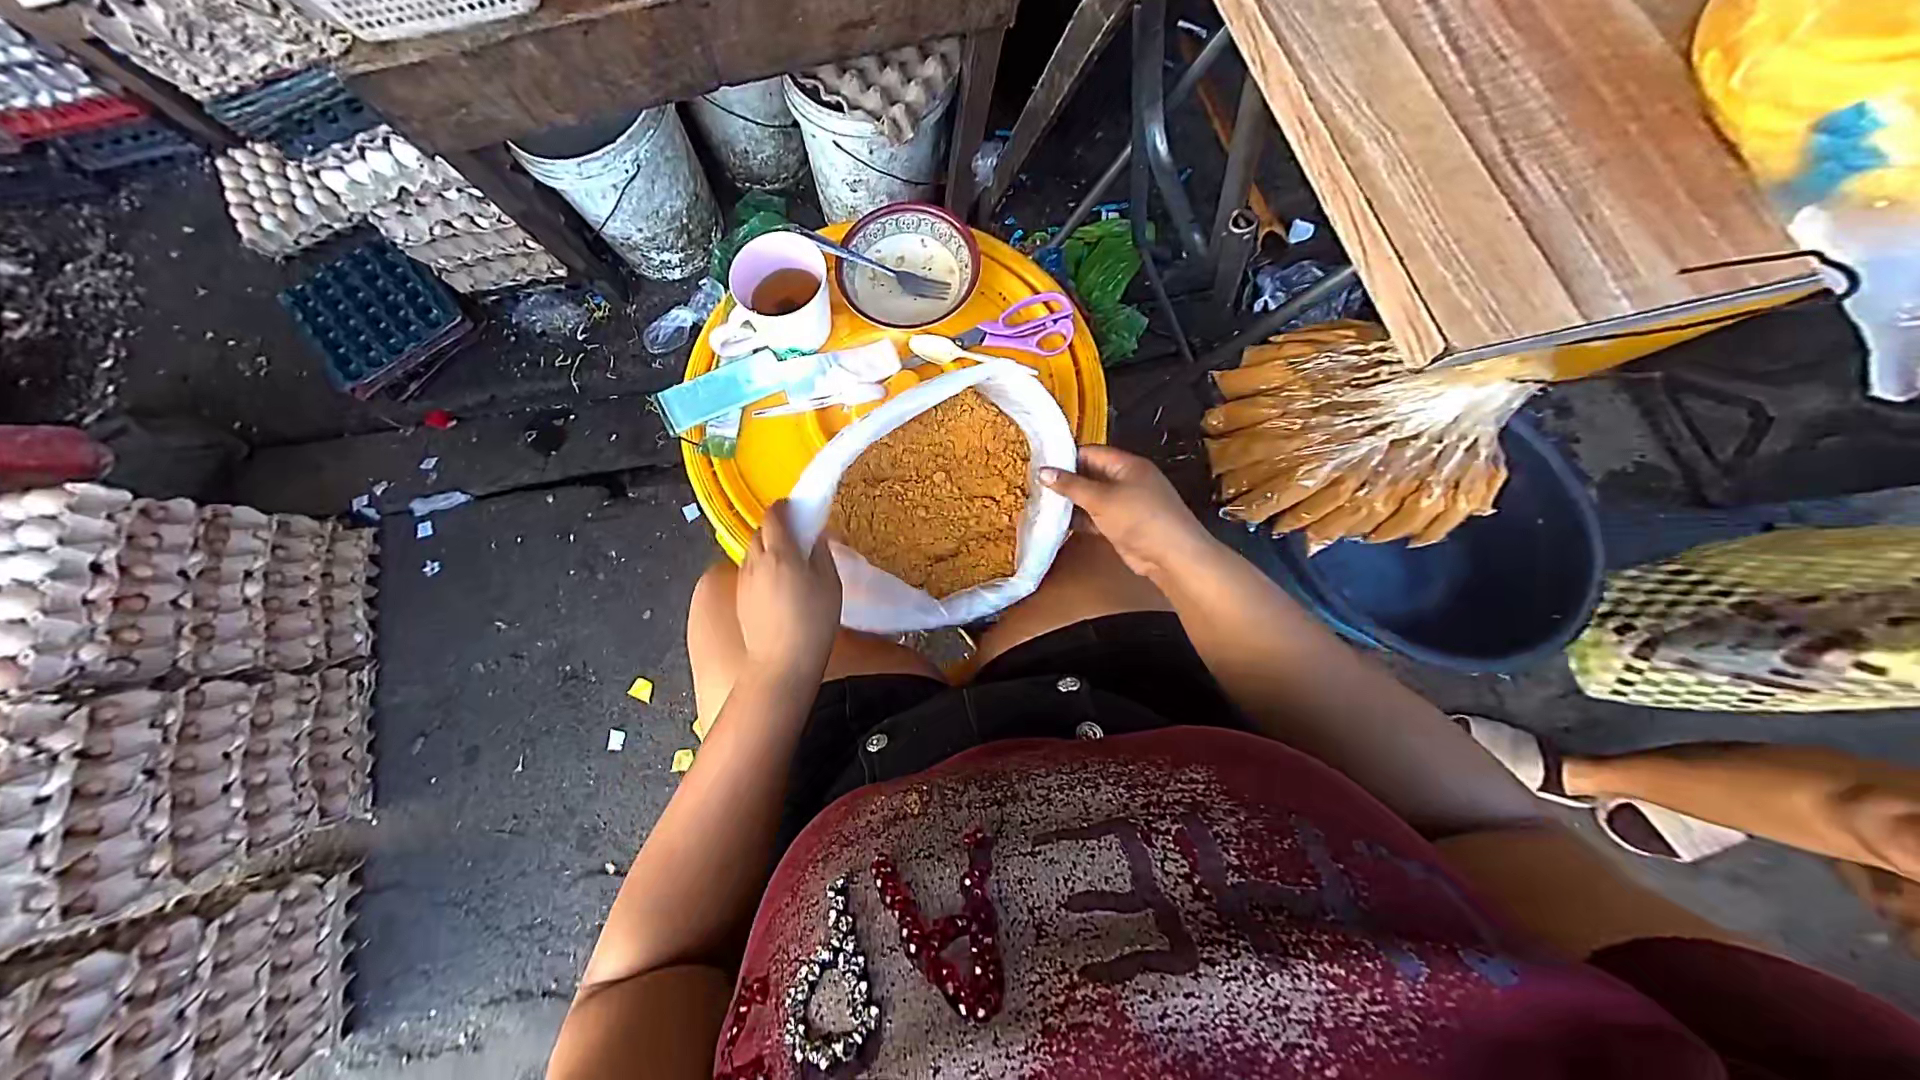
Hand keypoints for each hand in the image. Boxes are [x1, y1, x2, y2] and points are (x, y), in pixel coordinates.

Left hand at [737, 500, 841, 677]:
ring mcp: (744, 580)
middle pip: (760, 531)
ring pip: (753, 551)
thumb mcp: (831, 584)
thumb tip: (818, 536)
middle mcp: (756, 561)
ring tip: (790, 562)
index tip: (797, 508)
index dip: (785, 507)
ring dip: (768, 548)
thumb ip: (823, 553)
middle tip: (798, 535)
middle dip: (777, 527)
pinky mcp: (740, 598)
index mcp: (780, 552)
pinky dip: (762, 568)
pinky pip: (749, 571)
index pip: (774, 515)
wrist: (782, 664)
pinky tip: (780, 585)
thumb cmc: (813, 624)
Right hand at [1039, 446, 1213, 580]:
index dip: (1066, 457)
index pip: (1091, 452)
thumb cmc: (1140, 518)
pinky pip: (1096, 516)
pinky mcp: (1122, 525)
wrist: (1171, 555)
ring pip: (1091, 498)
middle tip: (1035, 485)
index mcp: (1126, 465)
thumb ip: (1071, 485)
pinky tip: (1058, 523)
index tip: (1040, 463)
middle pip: (1090, 474)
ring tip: (1041, 503)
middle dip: (1065, 481)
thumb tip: (1043, 471)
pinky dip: (1079, 519)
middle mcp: (1126, 480)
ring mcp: (1125, 504)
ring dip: (1070, 502)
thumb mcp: (1101, 498)